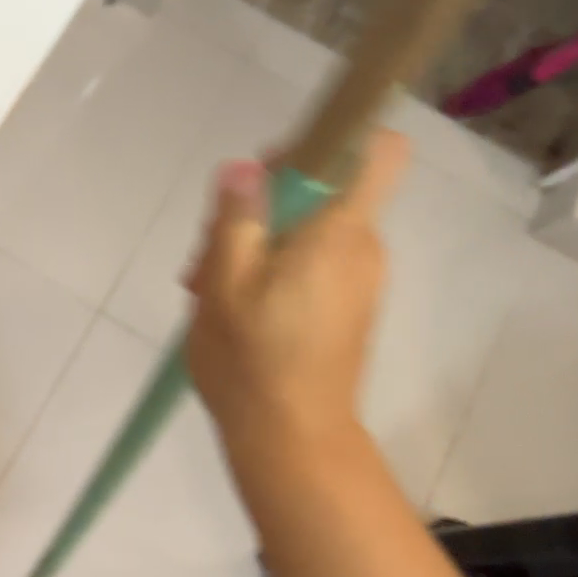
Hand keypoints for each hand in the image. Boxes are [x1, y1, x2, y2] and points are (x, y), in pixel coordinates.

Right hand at [183, 131, 410, 458]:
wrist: (290, 433)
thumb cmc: (250, 358)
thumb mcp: (223, 287)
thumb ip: (235, 223)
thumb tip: (243, 165)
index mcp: (337, 233)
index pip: (372, 152)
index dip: (328, 143)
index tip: (273, 169)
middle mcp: (362, 246)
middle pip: (322, 197)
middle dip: (261, 213)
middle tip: (205, 258)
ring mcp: (359, 279)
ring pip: (309, 235)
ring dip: (257, 249)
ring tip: (208, 293)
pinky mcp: (348, 308)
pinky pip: (312, 268)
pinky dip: (273, 276)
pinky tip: (234, 312)